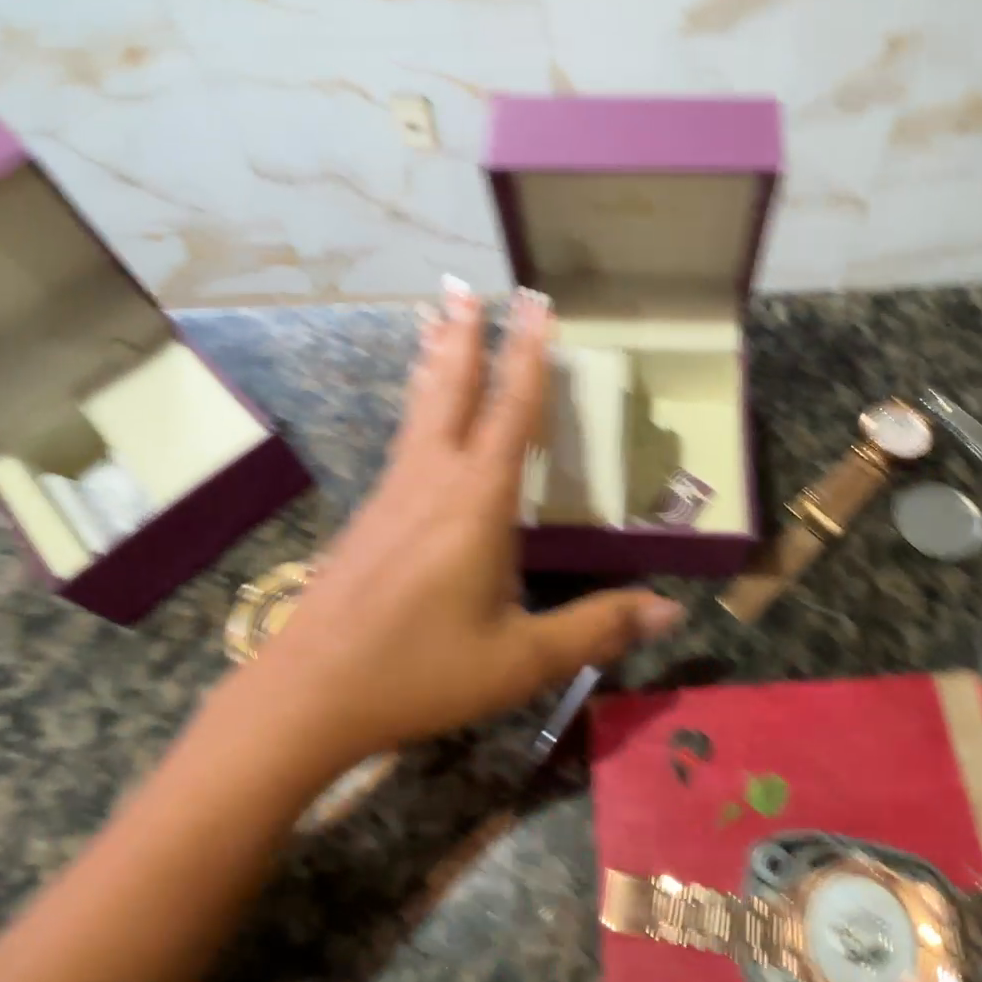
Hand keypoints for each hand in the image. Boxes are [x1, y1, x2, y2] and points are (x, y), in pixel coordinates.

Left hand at [248, 280, 681, 765]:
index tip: (536, 305)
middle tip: (465, 286)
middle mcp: (433, 482)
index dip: (528, 357)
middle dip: (466, 338)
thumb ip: (597, 629)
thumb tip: (672, 609)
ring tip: (436, 321)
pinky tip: (418, 415)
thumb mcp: (521, 660)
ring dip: (436, 363)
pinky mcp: (372, 517)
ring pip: (421, 412)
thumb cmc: (421, 673)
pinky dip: (418, 405)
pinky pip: (405, 441)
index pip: (511, 414)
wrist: (309, 694)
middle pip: (453, 394)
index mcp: (477, 504)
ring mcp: (394, 496)